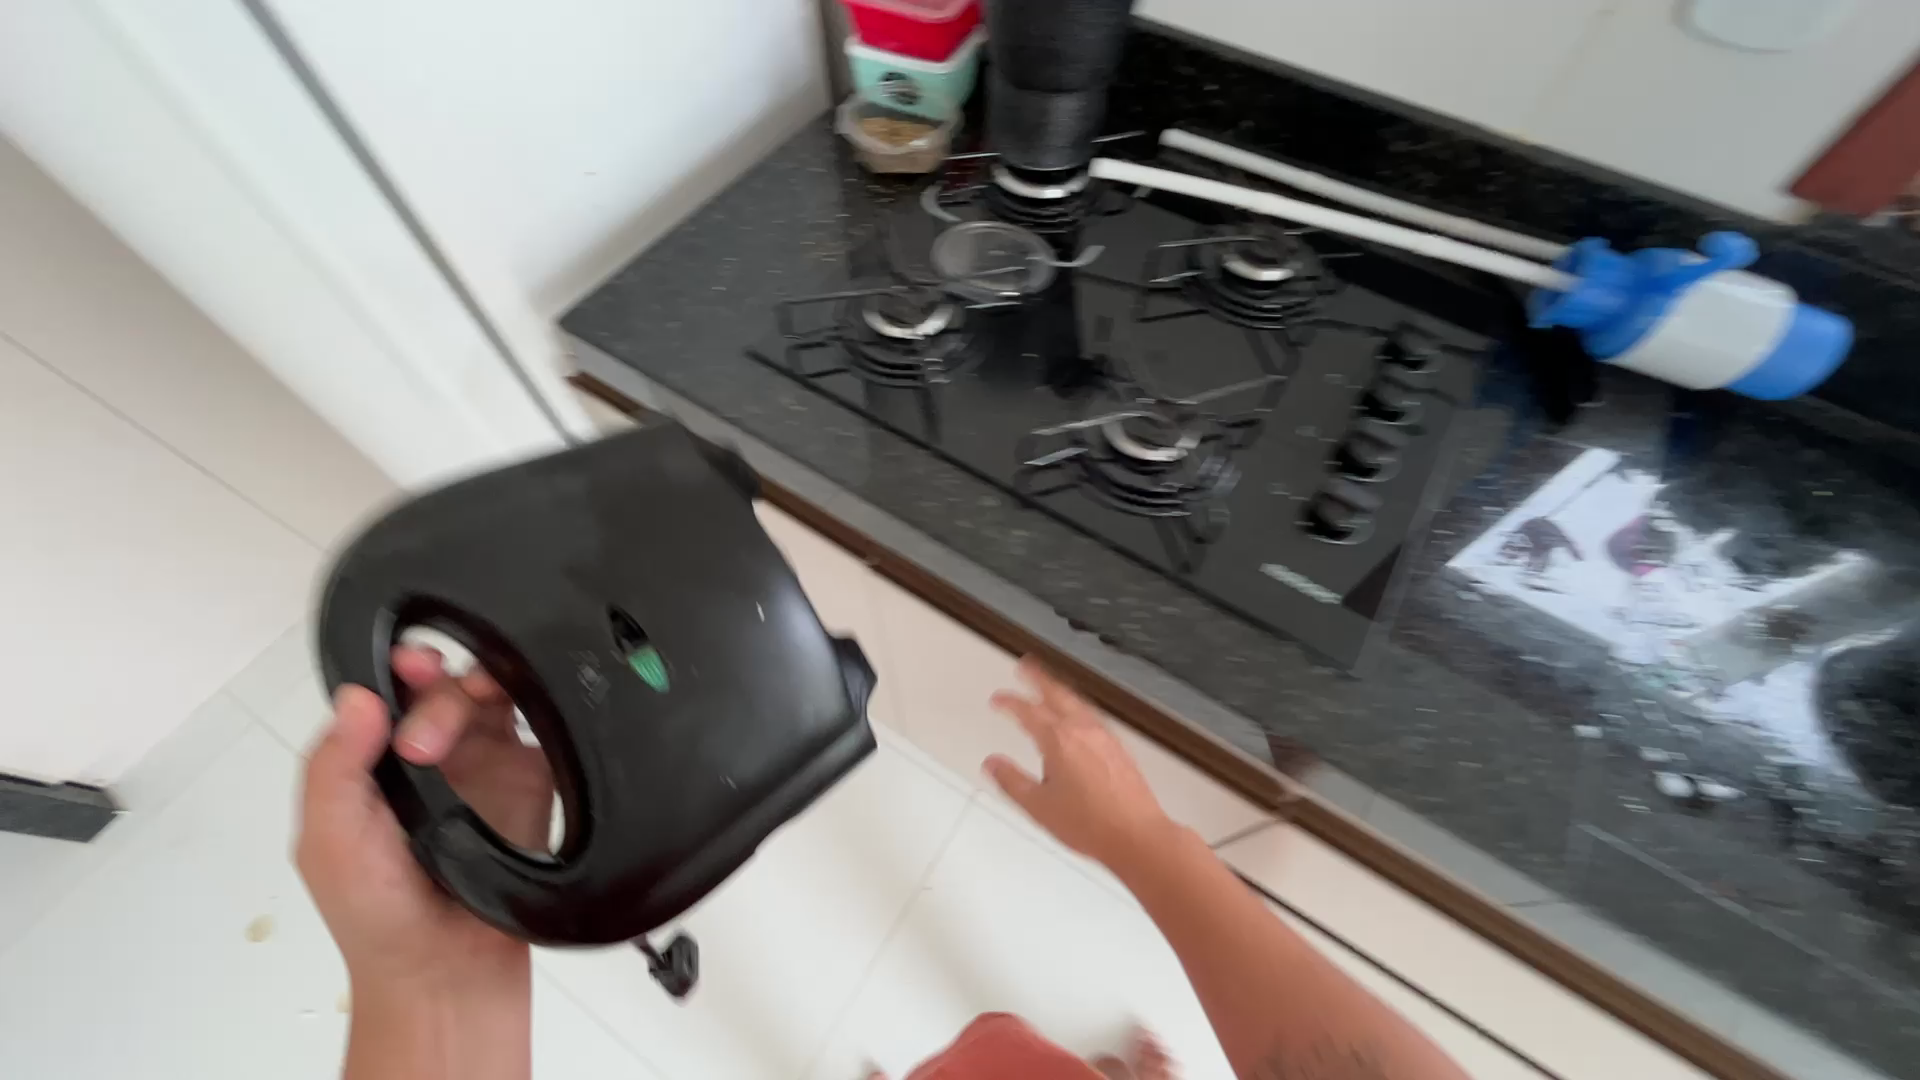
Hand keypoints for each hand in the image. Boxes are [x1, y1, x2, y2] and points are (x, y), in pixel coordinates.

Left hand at [295, 647, 552, 998]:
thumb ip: (334, 768)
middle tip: (425, 744)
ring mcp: (489, 759)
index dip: (403, 671)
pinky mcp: (536, 771)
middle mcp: (437, 751)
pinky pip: (544, 720)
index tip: (411, 666)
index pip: (393, 696)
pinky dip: (543, 699)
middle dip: (438, 696)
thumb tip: (362, 693)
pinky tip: (540, 701)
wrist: (450, 959)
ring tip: (484, 707)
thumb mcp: (329, 841)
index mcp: (379, 761)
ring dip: (490, 686)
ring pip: (496, 694)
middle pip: (446, 688)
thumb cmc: (376, 906)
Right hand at [985, 658, 1179, 870]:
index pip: (1028, 712)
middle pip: (1056, 693)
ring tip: (1049, 684)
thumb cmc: (1091, 824)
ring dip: (1059, 688)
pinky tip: (1079, 715)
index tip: (998, 700)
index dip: (1009, 702)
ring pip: (1077, 701)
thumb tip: (992, 763)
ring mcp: (1104, 737)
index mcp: (1059, 740)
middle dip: (1038, 677)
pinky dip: (1078, 704)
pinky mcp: (1118, 747)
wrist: (1137, 836)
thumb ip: (1012, 780)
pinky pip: (1093, 713)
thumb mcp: (1038, 806)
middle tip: (1025, 665)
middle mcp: (1082, 730)